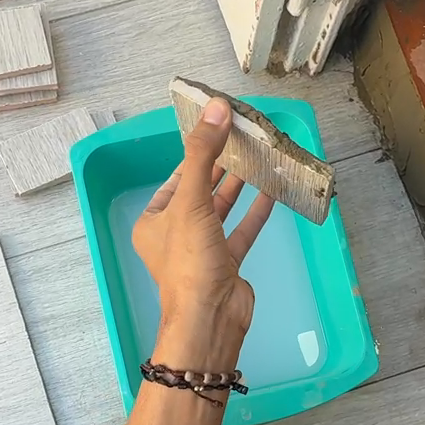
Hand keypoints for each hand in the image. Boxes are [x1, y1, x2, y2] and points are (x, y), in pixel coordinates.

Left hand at [134, 98, 274, 367]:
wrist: (210, 316)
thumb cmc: (190, 260)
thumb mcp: (191, 201)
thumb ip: (204, 154)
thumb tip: (217, 108)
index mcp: (153, 222)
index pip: (176, 179)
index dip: (196, 154)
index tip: (217, 131)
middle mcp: (174, 236)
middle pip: (200, 193)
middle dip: (221, 168)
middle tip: (242, 140)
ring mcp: (201, 251)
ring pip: (221, 211)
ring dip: (239, 187)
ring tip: (257, 159)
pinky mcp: (226, 264)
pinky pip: (241, 231)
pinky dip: (254, 212)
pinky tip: (270, 191)